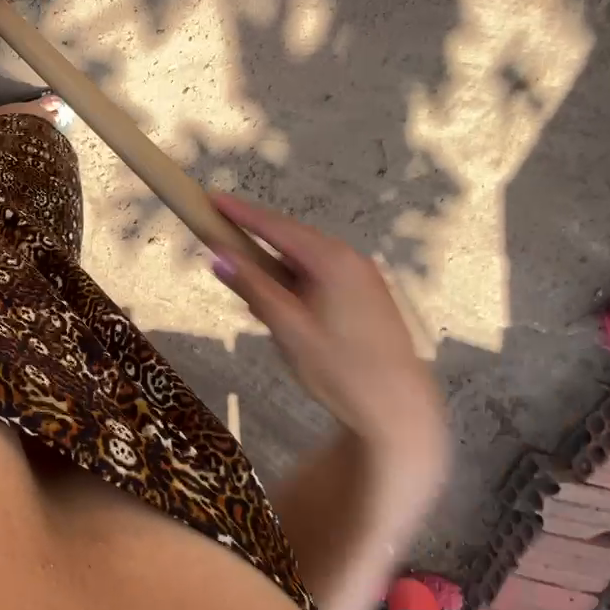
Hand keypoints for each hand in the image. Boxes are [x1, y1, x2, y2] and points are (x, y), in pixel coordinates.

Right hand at [208, 192, 448, 478]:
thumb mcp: (287, 327)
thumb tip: (217, 254)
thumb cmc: (339, 369)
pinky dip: (292, 276)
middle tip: (219, 233)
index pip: (275, 226)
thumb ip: (251, 286)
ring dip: (272, 260)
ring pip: (305, 257)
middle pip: (291, 237)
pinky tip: (278, 298)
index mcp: (332, 261)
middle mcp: (351, 260)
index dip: (240, 212)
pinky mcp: (367, 296)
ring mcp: (363, 277)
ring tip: (244, 275)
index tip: (210, 197)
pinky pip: (319, 273)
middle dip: (254, 235)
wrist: (399, 413)